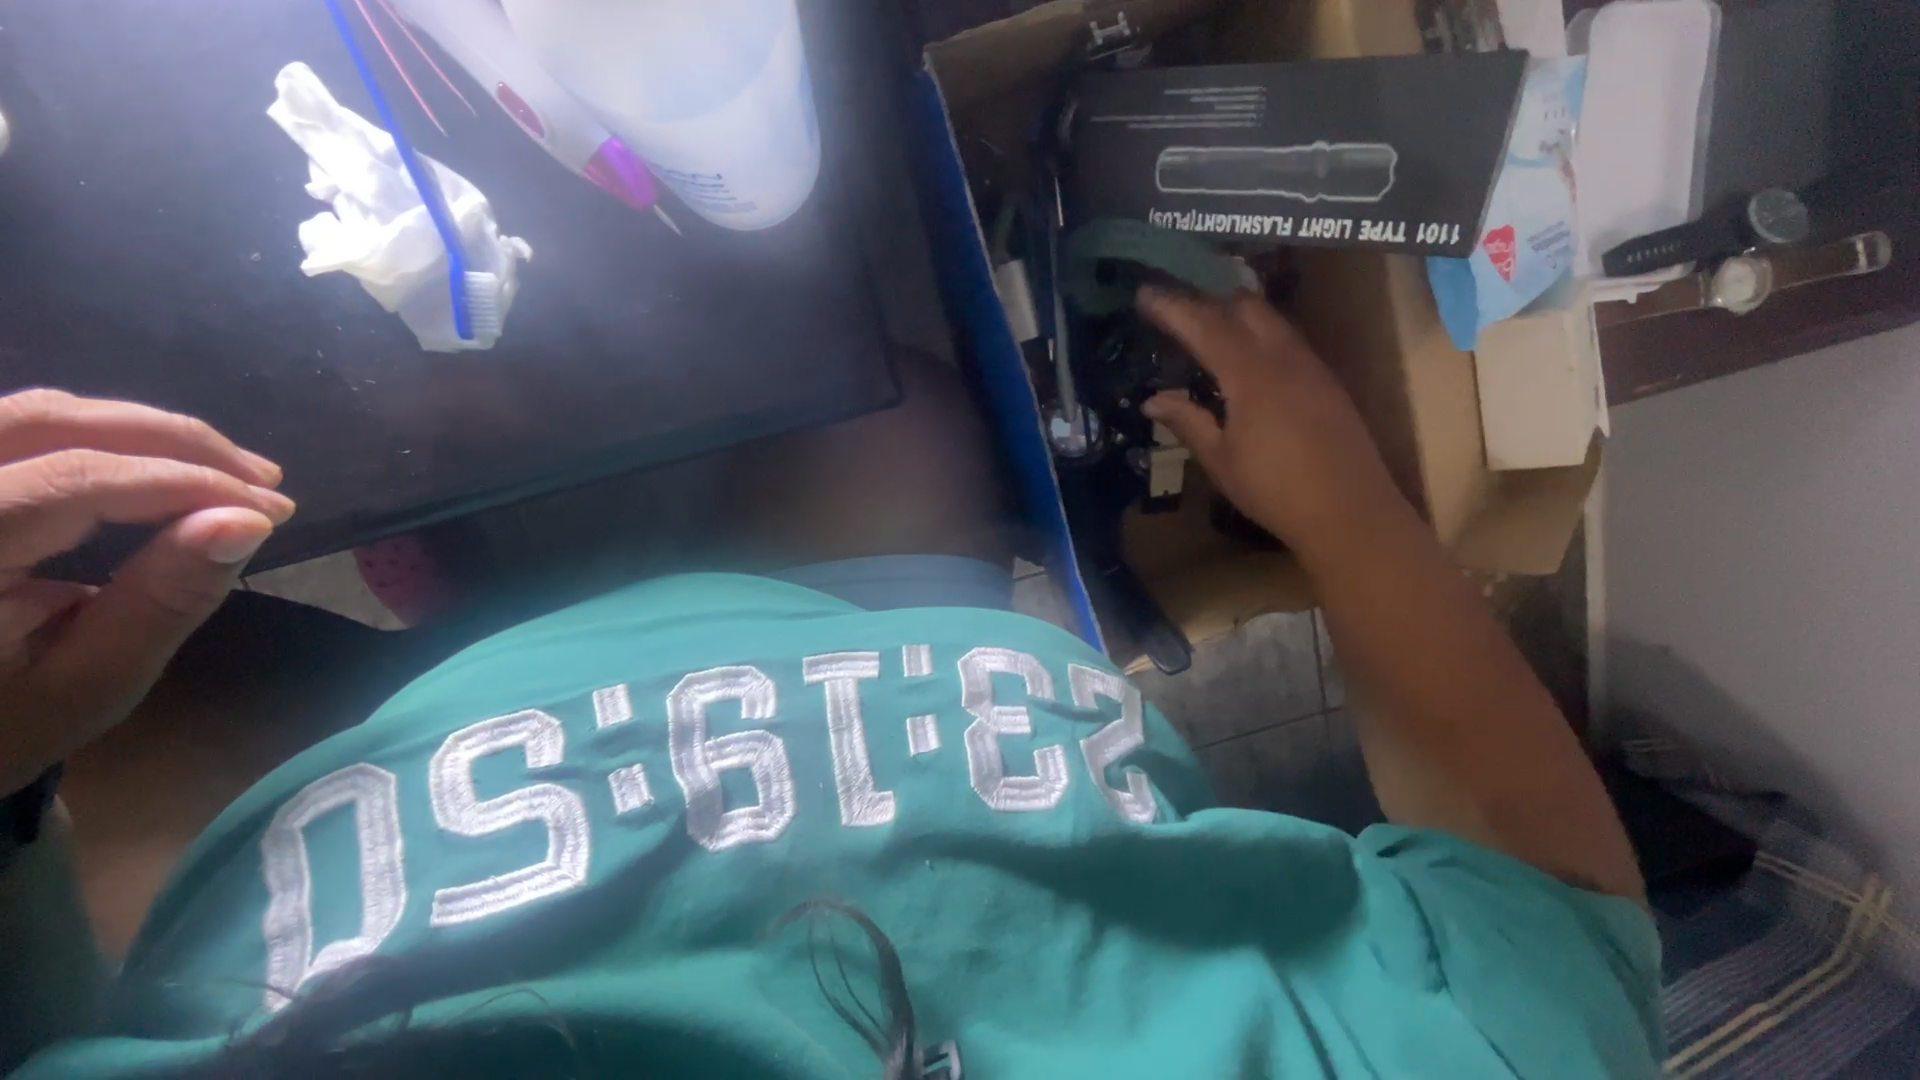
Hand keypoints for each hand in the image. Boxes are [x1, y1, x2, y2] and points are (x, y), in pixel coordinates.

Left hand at [0, 390, 294, 795]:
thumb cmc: (3, 725)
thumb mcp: (91, 681)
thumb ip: (162, 600)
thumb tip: (249, 522)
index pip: (73, 481)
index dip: (185, 482)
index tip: (274, 510)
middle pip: (45, 422)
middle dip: (171, 440)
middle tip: (262, 478)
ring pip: (32, 413)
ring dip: (143, 432)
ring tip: (225, 469)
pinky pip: (19, 430)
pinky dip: (103, 437)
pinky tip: (161, 464)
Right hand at [1137, 287, 1410, 559]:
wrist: (1350, 511)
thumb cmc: (1274, 490)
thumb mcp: (1220, 459)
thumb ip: (1188, 421)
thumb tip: (1153, 400)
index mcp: (1251, 375)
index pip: (1205, 326)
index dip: (1172, 307)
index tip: (1144, 293)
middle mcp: (1283, 358)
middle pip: (1244, 307)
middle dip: (1207, 300)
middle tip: (1176, 308)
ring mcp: (1311, 367)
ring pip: (1271, 319)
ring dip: (1237, 313)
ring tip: (1208, 323)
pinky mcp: (1327, 382)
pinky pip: (1288, 340)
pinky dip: (1260, 334)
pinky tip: (1248, 356)